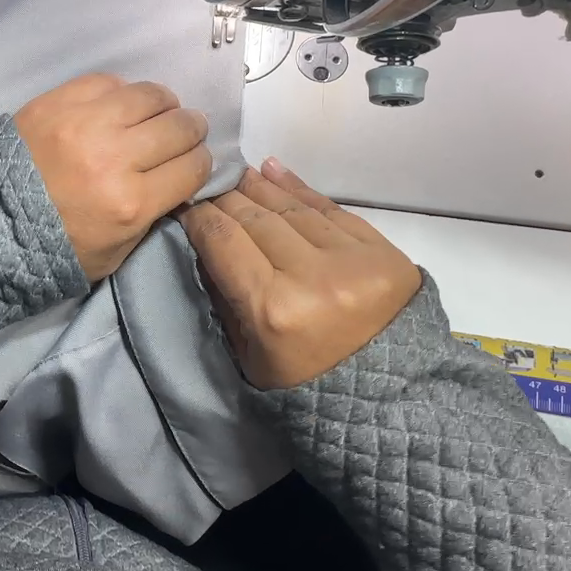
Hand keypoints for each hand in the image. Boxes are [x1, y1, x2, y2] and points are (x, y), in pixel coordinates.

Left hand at [15, 74, 212, 280]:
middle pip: (179, 127)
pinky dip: (120, 93)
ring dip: (162, 105)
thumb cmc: (55, 243)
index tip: (191, 163)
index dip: (199, 163)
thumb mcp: (115, 252)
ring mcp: (84, 123)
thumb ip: (152, 214)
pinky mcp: (57, 102)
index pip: (194, 167)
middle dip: (189, 131)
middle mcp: (113, 158)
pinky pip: (108, 81)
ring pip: (150, 95)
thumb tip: (179, 178)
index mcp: (130, 203)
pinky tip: (117, 106)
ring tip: (154, 114)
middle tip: (181, 134)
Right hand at [179, 158, 419, 388]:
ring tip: (235, 170)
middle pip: (254, 218)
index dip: (197, 214)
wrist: (388, 400)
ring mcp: (353, 261)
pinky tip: (273, 170)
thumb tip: (203, 241)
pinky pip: (331, 209)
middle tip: (205, 181)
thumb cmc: (303, 383)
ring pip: (291, 208)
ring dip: (258, 186)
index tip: (182, 200)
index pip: (222, 240)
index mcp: (272, 308)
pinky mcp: (383, 253)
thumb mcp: (246, 352)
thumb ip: (224, 294)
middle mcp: (312, 277)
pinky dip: (299, 188)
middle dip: (224, 196)